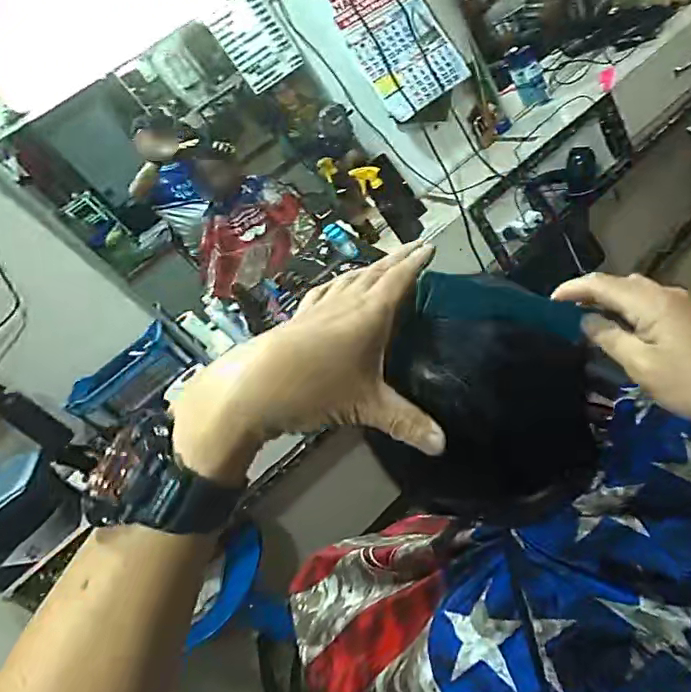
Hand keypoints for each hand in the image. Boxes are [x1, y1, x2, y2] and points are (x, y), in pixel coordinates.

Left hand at [168, 243, 443, 483]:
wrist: (248, 390)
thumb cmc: (314, 389)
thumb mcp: (366, 407)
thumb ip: (406, 423)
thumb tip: (442, 444)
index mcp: (368, 315)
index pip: (398, 280)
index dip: (415, 263)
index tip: (429, 248)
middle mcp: (345, 304)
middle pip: (375, 273)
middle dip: (397, 258)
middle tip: (414, 247)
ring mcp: (318, 309)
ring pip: (349, 279)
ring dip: (369, 268)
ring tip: (381, 264)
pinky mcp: (297, 318)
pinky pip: (325, 291)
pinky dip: (338, 283)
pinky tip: (335, 287)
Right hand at [552, 273, 690, 439]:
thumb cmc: (689, 383)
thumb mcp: (641, 366)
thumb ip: (609, 338)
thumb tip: (586, 321)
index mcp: (650, 300)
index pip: (601, 283)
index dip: (573, 289)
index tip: (548, 302)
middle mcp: (665, 292)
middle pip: (619, 283)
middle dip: (589, 293)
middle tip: (563, 313)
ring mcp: (680, 303)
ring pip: (635, 292)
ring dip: (610, 301)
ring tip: (586, 320)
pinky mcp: (689, 317)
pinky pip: (649, 303)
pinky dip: (628, 310)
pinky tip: (621, 328)